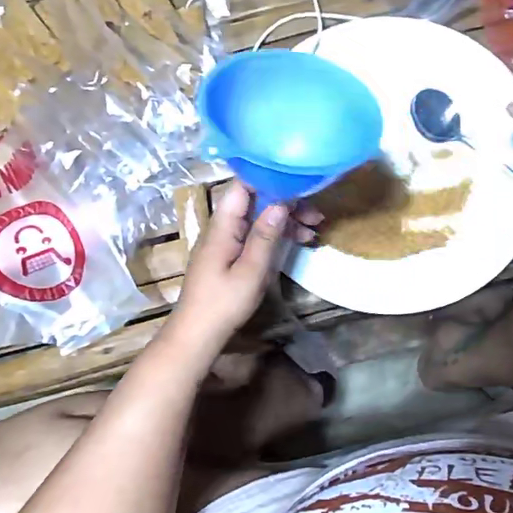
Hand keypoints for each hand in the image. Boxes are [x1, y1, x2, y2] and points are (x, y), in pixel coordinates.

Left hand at [167, 184, 319, 349]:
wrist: (197, 334)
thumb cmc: (223, 303)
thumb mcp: (250, 270)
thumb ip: (265, 236)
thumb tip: (281, 202)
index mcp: (223, 226)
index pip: (242, 186)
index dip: (269, 178)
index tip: (299, 182)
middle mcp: (223, 228)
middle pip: (255, 202)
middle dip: (285, 202)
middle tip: (315, 214)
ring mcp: (227, 241)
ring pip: (259, 219)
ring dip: (286, 221)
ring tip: (315, 229)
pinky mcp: (232, 255)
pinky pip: (256, 235)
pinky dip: (277, 236)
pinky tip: (300, 242)